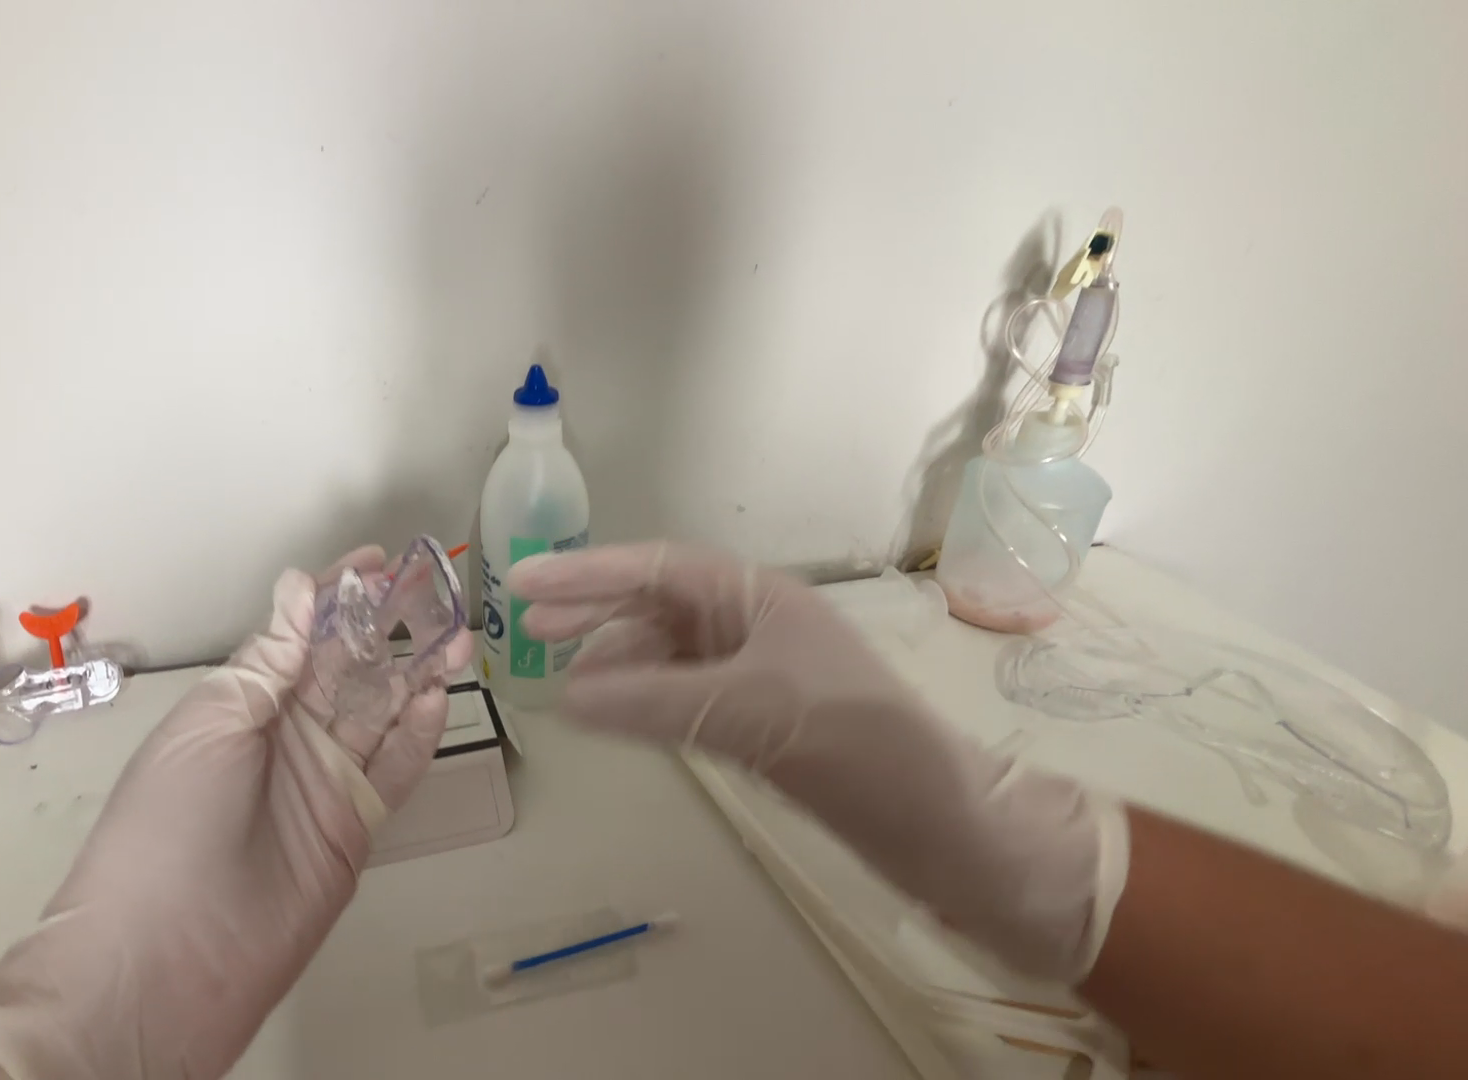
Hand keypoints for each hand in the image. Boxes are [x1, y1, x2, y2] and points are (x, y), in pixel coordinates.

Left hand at [0, 547, 470, 1079]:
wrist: (169, 956)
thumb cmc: (173, 819)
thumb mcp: (212, 723)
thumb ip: (269, 659)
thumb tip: (299, 587)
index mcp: (248, 703)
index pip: (302, 635)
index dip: (338, 596)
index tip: (377, 562)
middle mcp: (292, 733)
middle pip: (351, 668)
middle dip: (392, 628)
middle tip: (436, 594)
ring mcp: (328, 778)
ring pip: (384, 710)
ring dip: (419, 673)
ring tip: (456, 639)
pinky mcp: (357, 822)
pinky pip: (396, 767)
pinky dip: (422, 733)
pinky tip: (441, 698)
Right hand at [509, 542, 1125, 981]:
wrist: (943, 824)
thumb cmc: (858, 745)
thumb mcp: (752, 712)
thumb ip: (655, 701)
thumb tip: (566, 697)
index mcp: (756, 596)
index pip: (656, 568)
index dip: (587, 573)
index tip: (524, 583)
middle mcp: (749, 622)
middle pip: (653, 602)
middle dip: (592, 610)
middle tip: (529, 627)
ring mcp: (752, 668)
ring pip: (664, 649)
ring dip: (613, 658)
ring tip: (564, 680)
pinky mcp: (754, 713)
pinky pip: (680, 690)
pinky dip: (641, 697)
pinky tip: (614, 711)